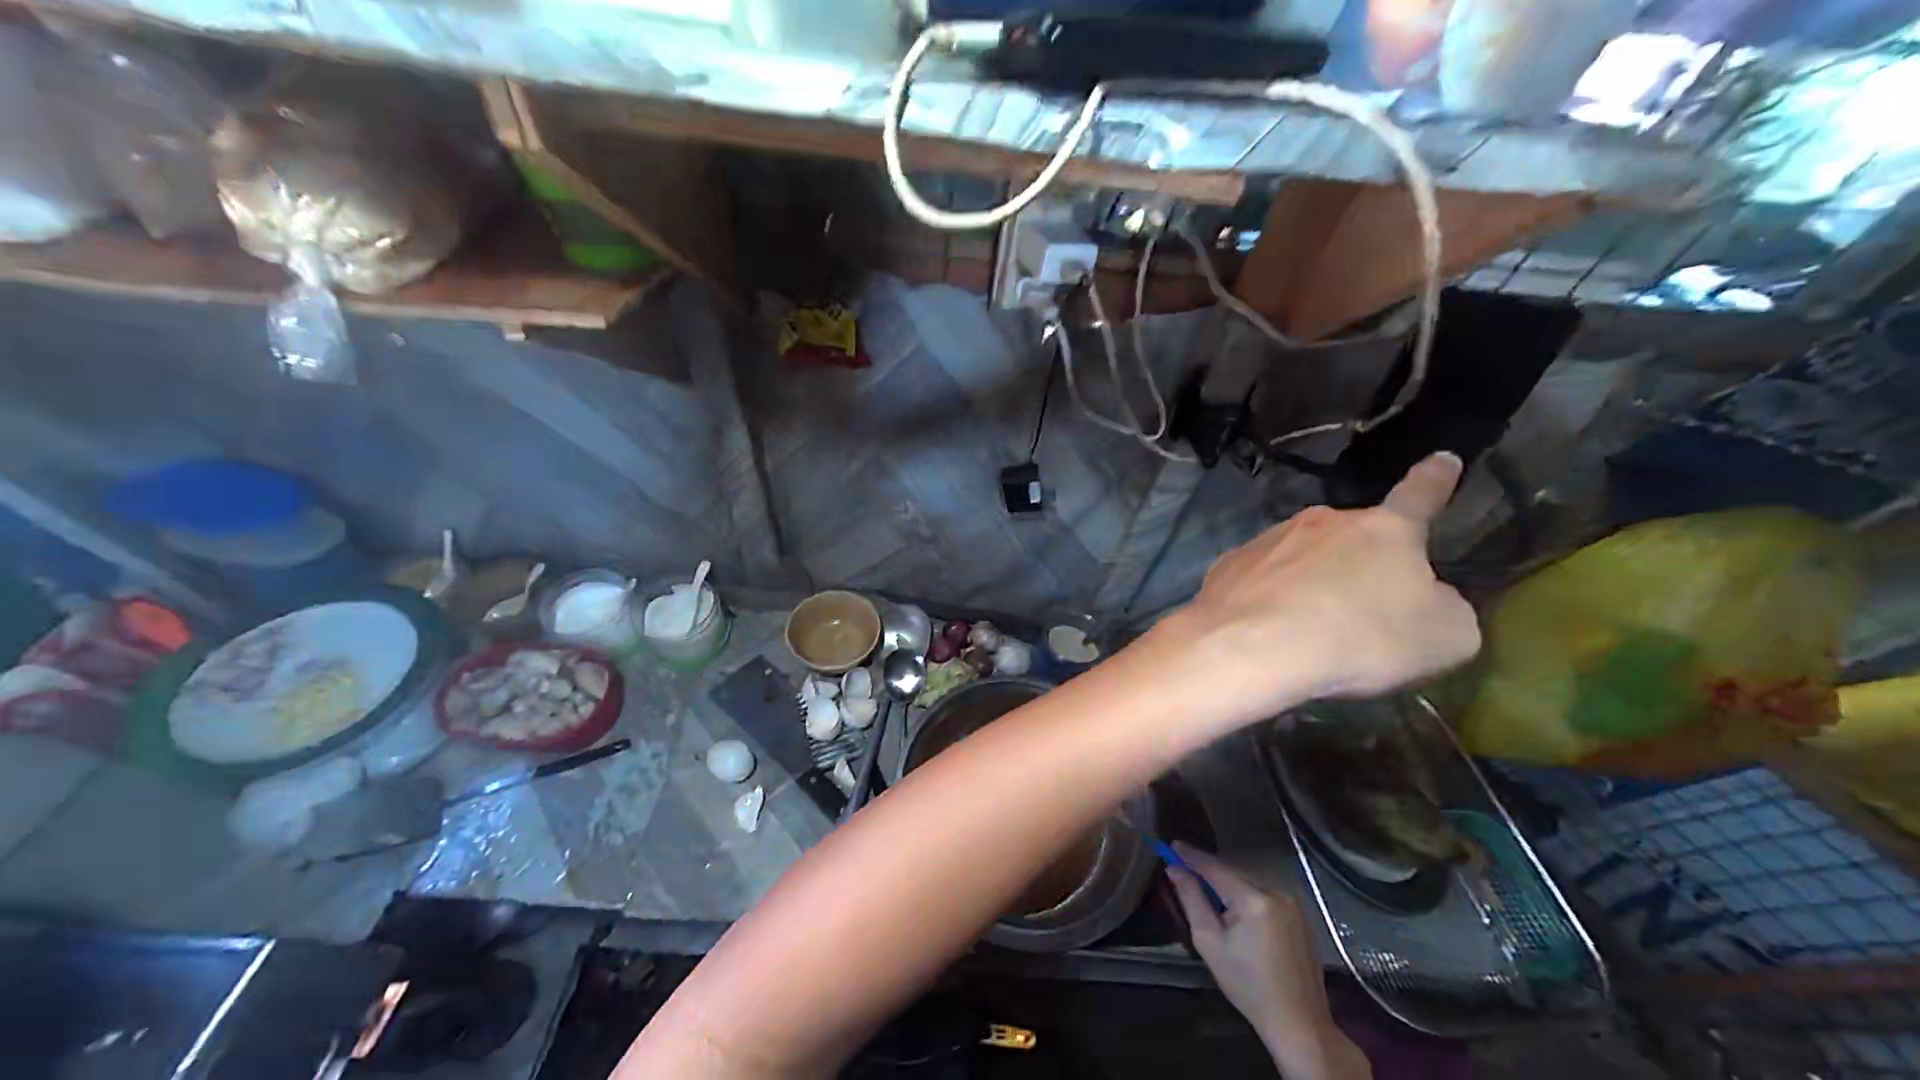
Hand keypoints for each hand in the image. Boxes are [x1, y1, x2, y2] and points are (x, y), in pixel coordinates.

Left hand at [1163, 452, 1480, 726]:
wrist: (1254, 646)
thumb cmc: (1361, 637)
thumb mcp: (1444, 635)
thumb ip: (1447, 607)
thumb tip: (1431, 598)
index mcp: (1385, 528)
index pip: (1420, 494)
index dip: (1435, 478)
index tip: (1442, 458)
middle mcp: (1323, 522)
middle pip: (1352, 537)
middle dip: (1359, 562)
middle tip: (1361, 607)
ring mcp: (1269, 540)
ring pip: (1301, 556)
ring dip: (1310, 581)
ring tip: (1309, 626)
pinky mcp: (1228, 566)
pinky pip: (1260, 578)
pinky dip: (1268, 598)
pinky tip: (1266, 628)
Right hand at [1167, 844, 1368, 1079]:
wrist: (1298, 1022)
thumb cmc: (1247, 985)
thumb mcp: (1209, 942)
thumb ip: (1191, 899)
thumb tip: (1174, 869)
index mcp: (1254, 899)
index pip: (1214, 867)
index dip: (1191, 856)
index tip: (1171, 845)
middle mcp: (1276, 892)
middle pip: (1233, 873)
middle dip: (1209, 872)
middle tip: (1184, 873)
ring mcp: (1293, 903)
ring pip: (1249, 883)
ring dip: (1228, 885)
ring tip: (1208, 896)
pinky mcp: (1301, 914)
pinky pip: (1265, 894)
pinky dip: (1247, 896)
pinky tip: (1236, 913)